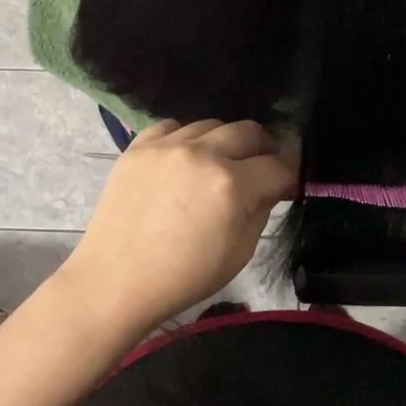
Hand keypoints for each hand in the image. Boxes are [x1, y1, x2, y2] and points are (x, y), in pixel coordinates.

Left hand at [55, 119, 295, 330]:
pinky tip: (185, 160)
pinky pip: (172, 127)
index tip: (287, 185)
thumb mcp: (239, 252)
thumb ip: (261, 210)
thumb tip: (272, 186)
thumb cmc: (184, 277)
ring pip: (211, 124)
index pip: (278, 165)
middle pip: (249, 131)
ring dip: (225, 142)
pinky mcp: (137, 147)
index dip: (289, 176)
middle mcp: (202, 155)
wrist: (116, 281)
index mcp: (232, 185)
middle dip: (264, 149)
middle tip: (262, 168)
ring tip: (221, 165)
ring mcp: (166, 147)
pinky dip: (186, 139)